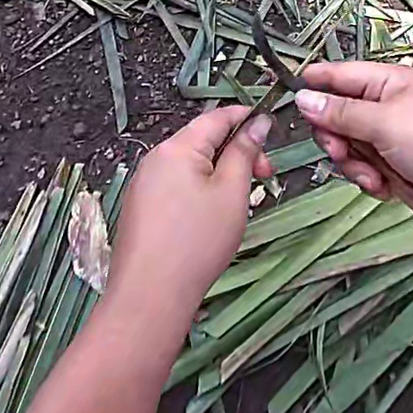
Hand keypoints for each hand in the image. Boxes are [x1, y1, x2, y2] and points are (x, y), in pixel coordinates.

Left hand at [110, 106, 272, 314]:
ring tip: (240, 201)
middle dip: (237, 151)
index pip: (217, 116)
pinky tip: (213, 217)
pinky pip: (177, 185)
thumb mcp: (232, 192)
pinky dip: (201, 190)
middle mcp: (155, 159)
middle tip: (264, 176)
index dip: (247, 118)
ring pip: (192, 165)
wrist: (150, 296)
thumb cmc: (197, 241)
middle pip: (204, 140)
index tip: (271, 131)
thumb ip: (245, 151)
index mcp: (177, 147)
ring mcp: (144, 184)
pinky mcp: (141, 208)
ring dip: (221, 173)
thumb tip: (256, 122)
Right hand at [295, 62, 412, 231]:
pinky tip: (386, 187)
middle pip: (338, 116)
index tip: (290, 101)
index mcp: (387, 81)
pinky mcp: (400, 164)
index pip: (338, 75)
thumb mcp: (385, 122)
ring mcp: (394, 136)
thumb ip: (340, 112)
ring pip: (350, 146)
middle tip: (340, 151)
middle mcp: (388, 105)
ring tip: (372, 176)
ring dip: (354, 164)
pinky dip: (371, 179)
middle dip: (334, 137)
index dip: (313, 86)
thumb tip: (303, 97)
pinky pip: (368, 168)